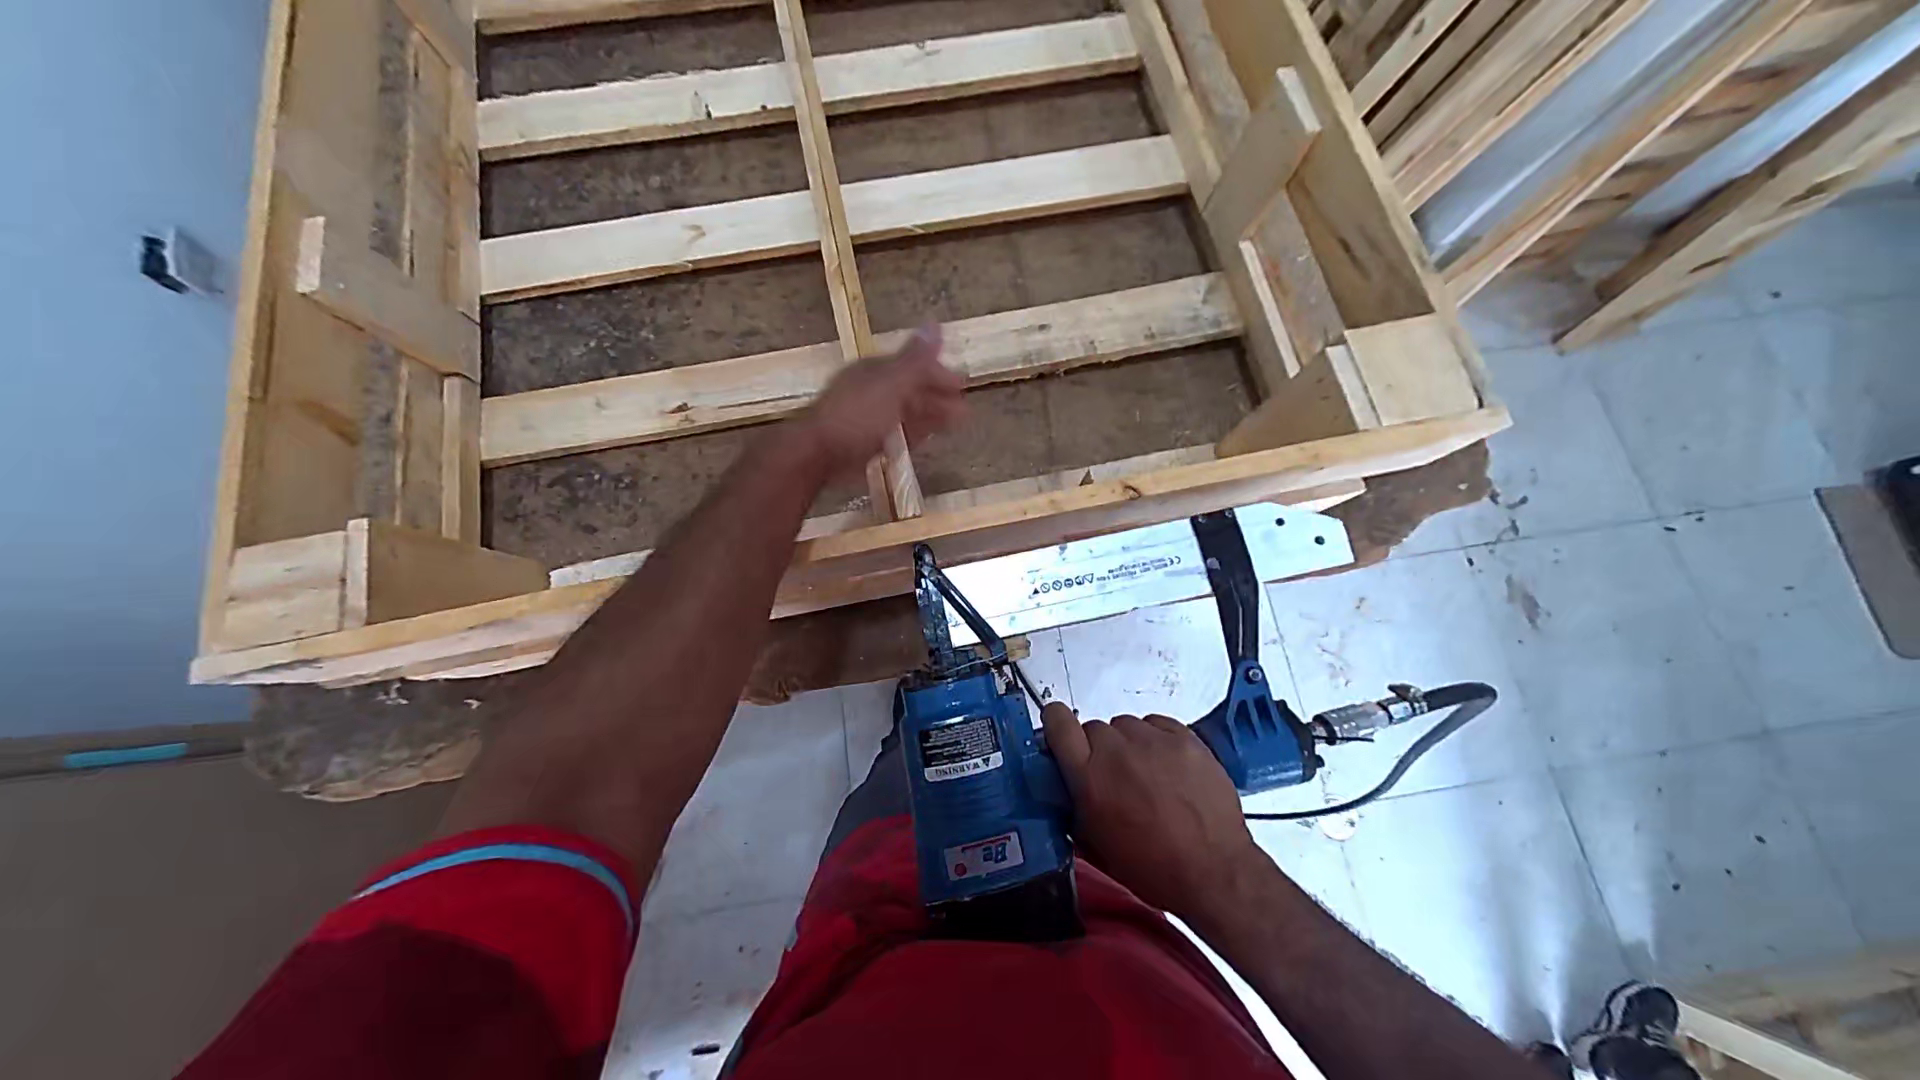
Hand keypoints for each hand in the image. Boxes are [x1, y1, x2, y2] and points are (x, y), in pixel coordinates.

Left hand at [794, 324, 965, 477]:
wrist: (817, 453)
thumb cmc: (856, 416)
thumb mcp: (890, 384)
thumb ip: (915, 360)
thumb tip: (935, 323)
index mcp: (878, 371)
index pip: (915, 366)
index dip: (940, 373)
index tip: (963, 384)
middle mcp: (873, 389)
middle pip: (912, 389)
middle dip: (939, 396)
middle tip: (965, 409)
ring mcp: (869, 416)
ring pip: (906, 412)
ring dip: (931, 416)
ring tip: (955, 424)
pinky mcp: (866, 441)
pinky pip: (896, 433)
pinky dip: (914, 433)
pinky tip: (926, 440)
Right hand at [1041, 702, 1265, 918]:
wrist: (1215, 871)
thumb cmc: (1152, 867)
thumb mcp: (1094, 844)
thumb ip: (1072, 805)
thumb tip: (1065, 786)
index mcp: (1088, 775)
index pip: (1057, 720)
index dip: (1057, 726)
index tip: (1063, 740)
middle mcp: (1116, 748)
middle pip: (1094, 727)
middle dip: (1099, 750)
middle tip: (1115, 779)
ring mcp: (1153, 739)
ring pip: (1127, 726)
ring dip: (1129, 745)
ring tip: (1148, 776)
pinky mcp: (1185, 737)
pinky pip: (1158, 725)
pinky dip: (1158, 740)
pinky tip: (1168, 768)